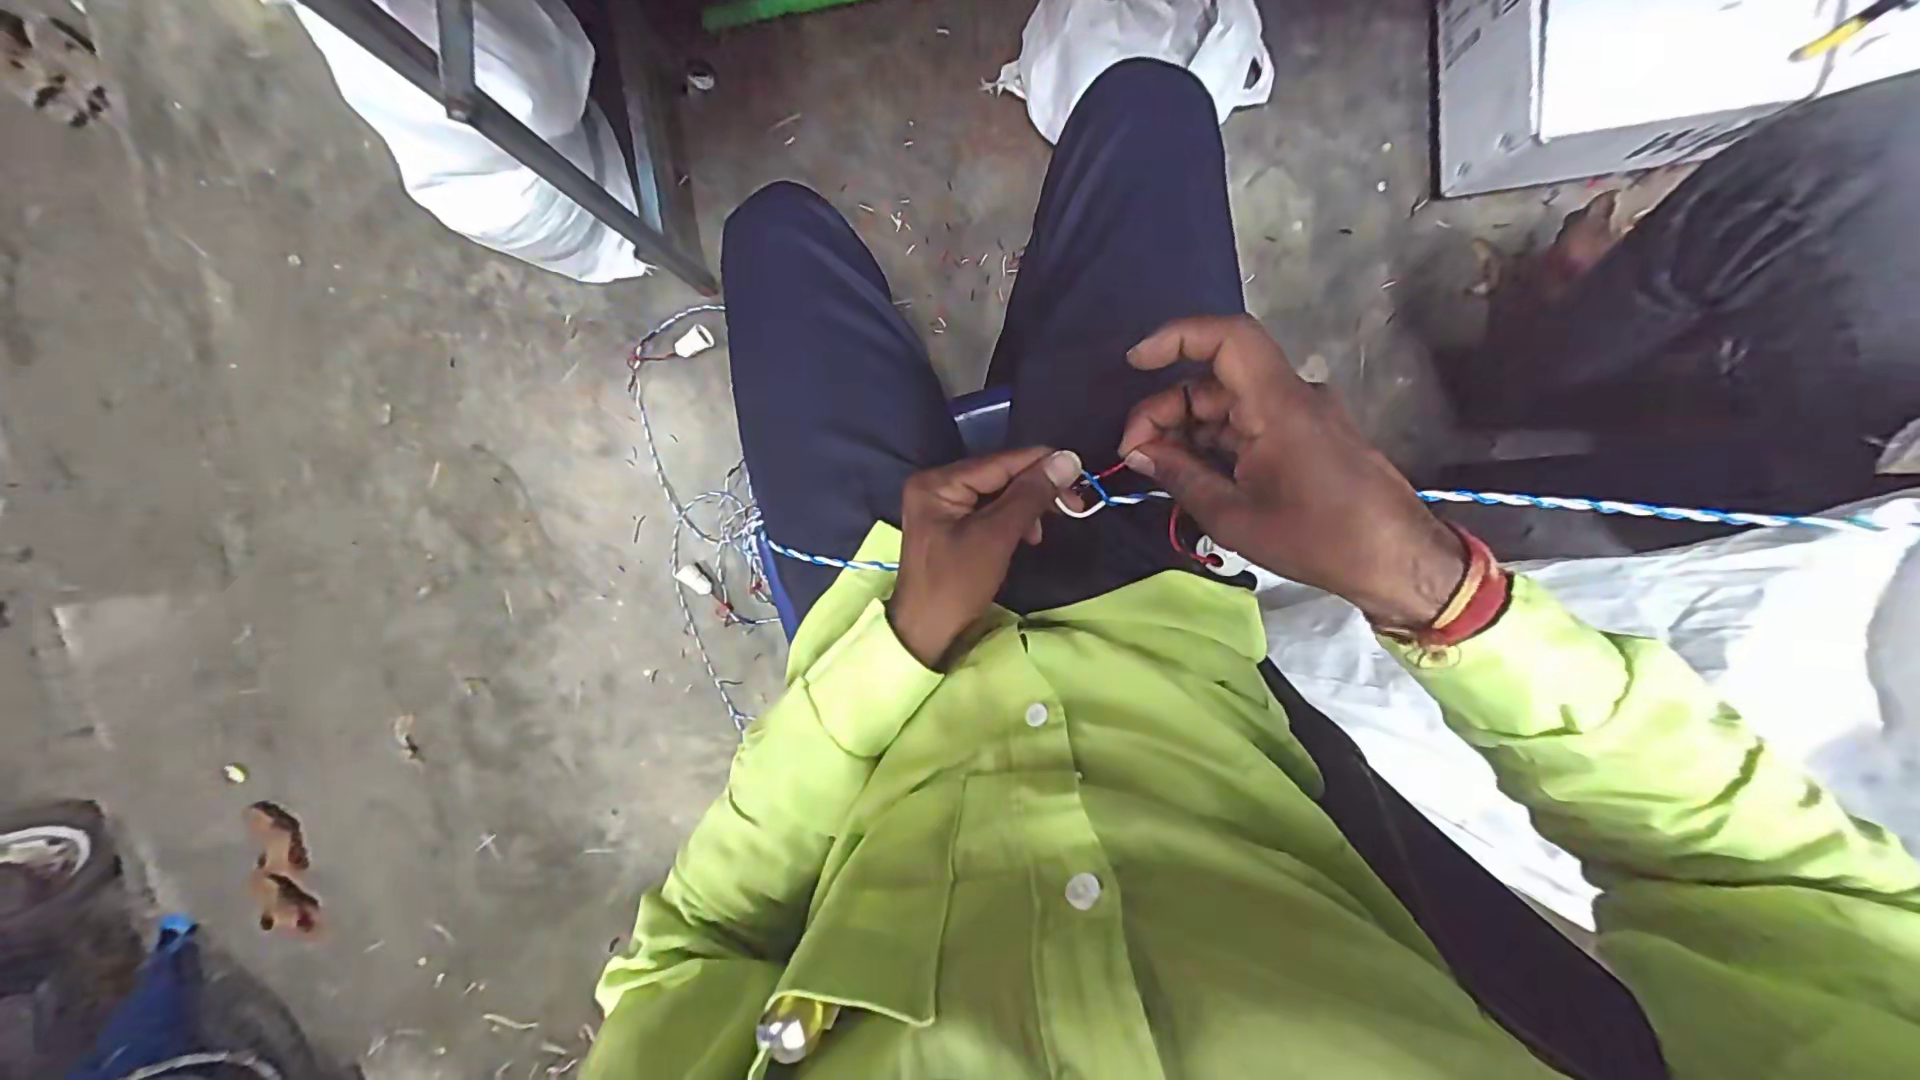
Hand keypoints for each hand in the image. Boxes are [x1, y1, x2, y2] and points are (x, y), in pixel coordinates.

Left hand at [889, 447, 1084, 667]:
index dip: (1041, 463)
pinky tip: (1029, 535)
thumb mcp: (996, 536)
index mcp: (938, 482)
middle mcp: (936, 484)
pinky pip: (989, 511)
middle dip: (1037, 488)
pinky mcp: (951, 525)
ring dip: (1028, 506)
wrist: (925, 632)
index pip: (999, 461)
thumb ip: (1030, 495)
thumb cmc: (956, 584)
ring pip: (998, 494)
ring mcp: (942, 505)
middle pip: (999, 475)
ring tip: (1047, 527)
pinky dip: (1013, 520)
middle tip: (1074, 504)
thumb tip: (1068, 459)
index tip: (1080, 470)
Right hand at [1117, 315, 1464, 626]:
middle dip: (1164, 411)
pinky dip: (1211, 441)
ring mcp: (1298, 414)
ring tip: (1156, 469)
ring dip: (1184, 430)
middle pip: (1212, 381)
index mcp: (1277, 405)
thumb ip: (1180, 476)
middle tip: (1134, 454)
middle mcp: (1289, 396)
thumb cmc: (1315, 538)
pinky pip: (1245, 423)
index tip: (1135, 363)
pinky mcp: (1301, 434)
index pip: (1228, 338)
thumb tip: (1138, 453)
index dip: (1176, 338)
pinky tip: (1188, 471)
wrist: (1396, 559)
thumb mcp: (1233, 516)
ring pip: (1225, 404)